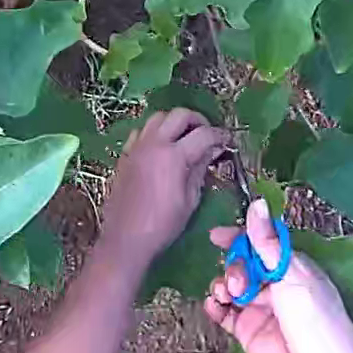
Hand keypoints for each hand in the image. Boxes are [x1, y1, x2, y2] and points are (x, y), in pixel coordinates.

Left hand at [98, 109, 228, 261]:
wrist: (126, 238)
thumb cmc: (163, 225)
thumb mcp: (190, 199)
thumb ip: (201, 169)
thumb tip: (212, 150)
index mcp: (174, 156)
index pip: (204, 134)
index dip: (220, 135)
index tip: (228, 141)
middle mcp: (154, 144)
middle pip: (179, 114)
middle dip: (197, 120)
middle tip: (207, 133)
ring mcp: (137, 147)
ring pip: (158, 117)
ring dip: (174, 122)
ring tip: (184, 136)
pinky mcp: (125, 154)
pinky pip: (141, 131)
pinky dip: (154, 131)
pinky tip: (161, 146)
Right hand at [204, 199, 352, 352]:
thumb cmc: (315, 323)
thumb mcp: (292, 276)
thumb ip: (267, 243)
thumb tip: (257, 204)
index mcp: (293, 267)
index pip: (261, 243)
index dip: (239, 237)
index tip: (216, 236)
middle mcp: (276, 285)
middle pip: (244, 263)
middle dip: (234, 267)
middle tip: (238, 285)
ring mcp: (261, 308)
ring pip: (232, 286)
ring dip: (223, 284)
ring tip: (225, 295)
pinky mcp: (249, 331)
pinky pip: (225, 313)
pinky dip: (215, 306)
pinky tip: (213, 306)